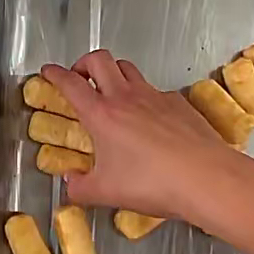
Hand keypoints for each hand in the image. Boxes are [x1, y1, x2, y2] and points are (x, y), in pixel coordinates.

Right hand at [39, 50, 253, 227]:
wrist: (206, 178)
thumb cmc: (153, 183)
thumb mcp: (106, 193)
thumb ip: (80, 188)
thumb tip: (71, 185)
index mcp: (101, 114)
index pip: (70, 83)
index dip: (55, 74)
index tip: (48, 71)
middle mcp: (126, 97)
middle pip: (99, 59)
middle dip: (83, 62)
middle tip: (79, 77)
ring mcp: (154, 96)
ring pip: (127, 68)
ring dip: (113, 72)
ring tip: (110, 91)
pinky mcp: (178, 102)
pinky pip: (154, 89)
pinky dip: (143, 94)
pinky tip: (148, 117)